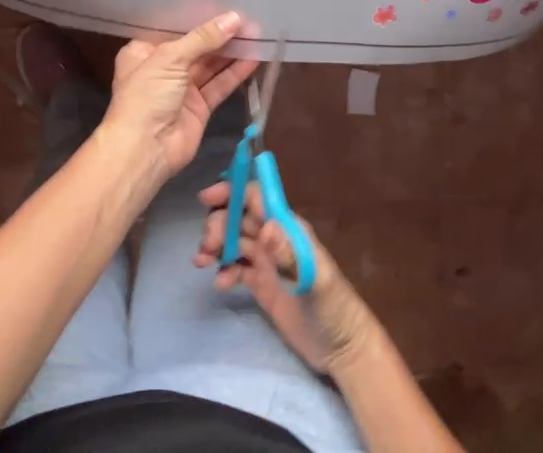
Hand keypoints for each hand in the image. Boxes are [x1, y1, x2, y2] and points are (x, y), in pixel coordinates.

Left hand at [102, 12, 260, 181]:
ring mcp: (182, 88)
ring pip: (210, 64)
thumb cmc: (146, 96)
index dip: (196, 15)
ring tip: (256, 33)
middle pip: (195, 46)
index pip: (172, 27)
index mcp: (143, 51)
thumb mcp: (170, 59)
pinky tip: (253, 58)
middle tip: (247, 17)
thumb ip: (203, 39)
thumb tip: (235, 18)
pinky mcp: (199, 107)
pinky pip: (219, 84)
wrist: (145, 150)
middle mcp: (162, 67)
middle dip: (219, 34)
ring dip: (231, 51)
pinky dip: (235, 72)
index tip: (222, 0)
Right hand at [194, 180, 378, 372]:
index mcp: (289, 229)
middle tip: (207, 247)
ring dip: (215, 246)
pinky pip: (235, 268)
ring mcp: (267, 262)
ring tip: (201, 262)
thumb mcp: (315, 282)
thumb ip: (290, 256)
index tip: (207, 199)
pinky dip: (224, 271)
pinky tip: (220, 285)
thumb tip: (265, 226)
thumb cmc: (334, 310)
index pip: (257, 198)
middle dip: (219, 225)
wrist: (341, 350)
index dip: (232, 192)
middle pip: (239, 218)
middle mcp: (275, 240)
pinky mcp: (261, 284)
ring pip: (234, 241)